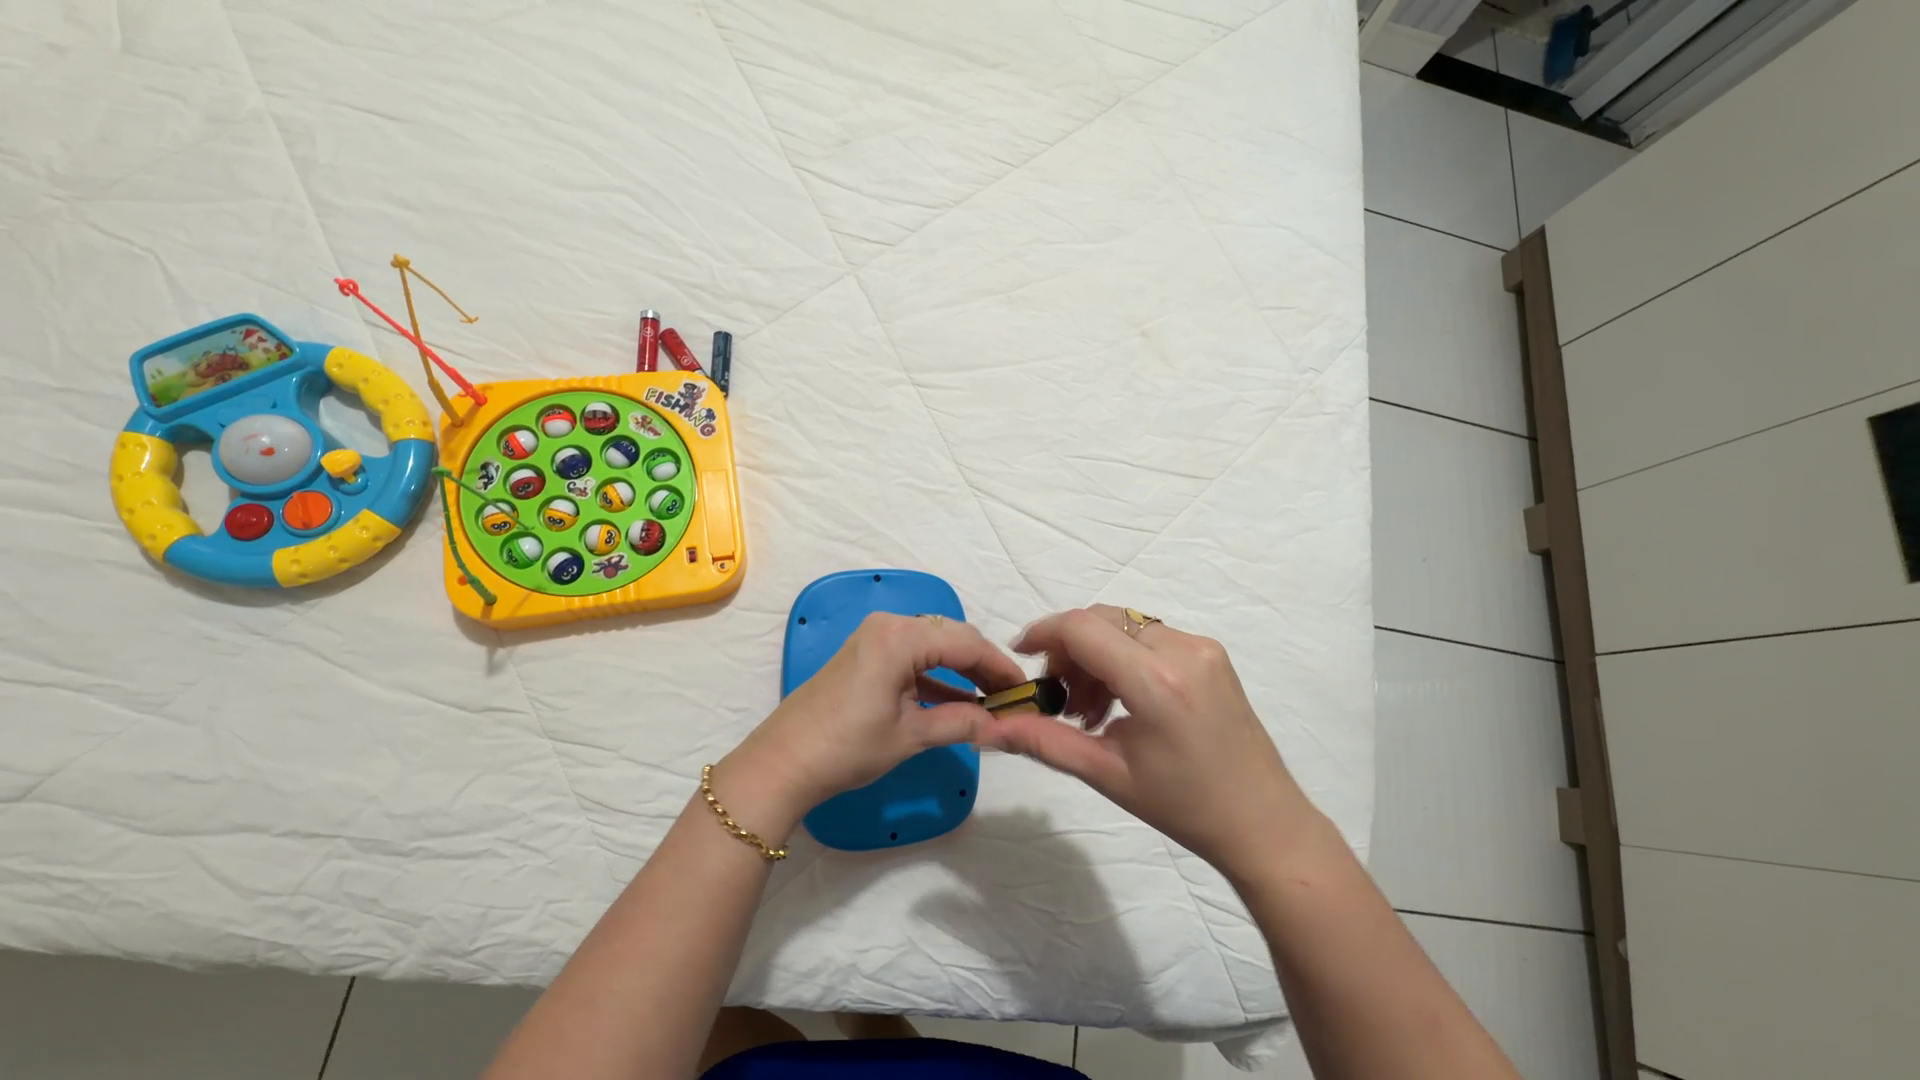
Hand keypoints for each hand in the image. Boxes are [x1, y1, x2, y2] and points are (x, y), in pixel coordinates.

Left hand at [716, 613, 1027, 838]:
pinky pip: (913, 658)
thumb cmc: (848, 747)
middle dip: (984, 667)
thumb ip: (962, 723)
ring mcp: (874, 638)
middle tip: (1013, 697)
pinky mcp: (865, 655)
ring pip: (934, 647)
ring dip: (962, 672)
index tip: (1027, 691)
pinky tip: (958, 702)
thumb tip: (1004, 725)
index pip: (967, 643)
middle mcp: (889, 626)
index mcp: (901, 637)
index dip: (1001, 667)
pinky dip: (936, 678)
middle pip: (952, 639)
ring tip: (992, 702)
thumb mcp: (911, 735)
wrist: (783, 763)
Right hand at [976, 605, 1320, 879]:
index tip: (1021, 658)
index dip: (1043, 634)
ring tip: (1091, 711)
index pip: (1082, 628)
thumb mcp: (1106, 774)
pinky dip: (1123, 658)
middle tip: (1059, 699)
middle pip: (1102, 619)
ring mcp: (1203, 647)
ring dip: (1096, 655)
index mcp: (1157, 681)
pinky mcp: (1212, 654)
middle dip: (1068, 650)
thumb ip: (1044, 741)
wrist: (1262, 821)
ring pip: (1125, 626)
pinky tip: (1121, 703)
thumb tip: (988, 728)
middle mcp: (1183, 649)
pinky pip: (1150, 636)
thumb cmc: (1183, 805)